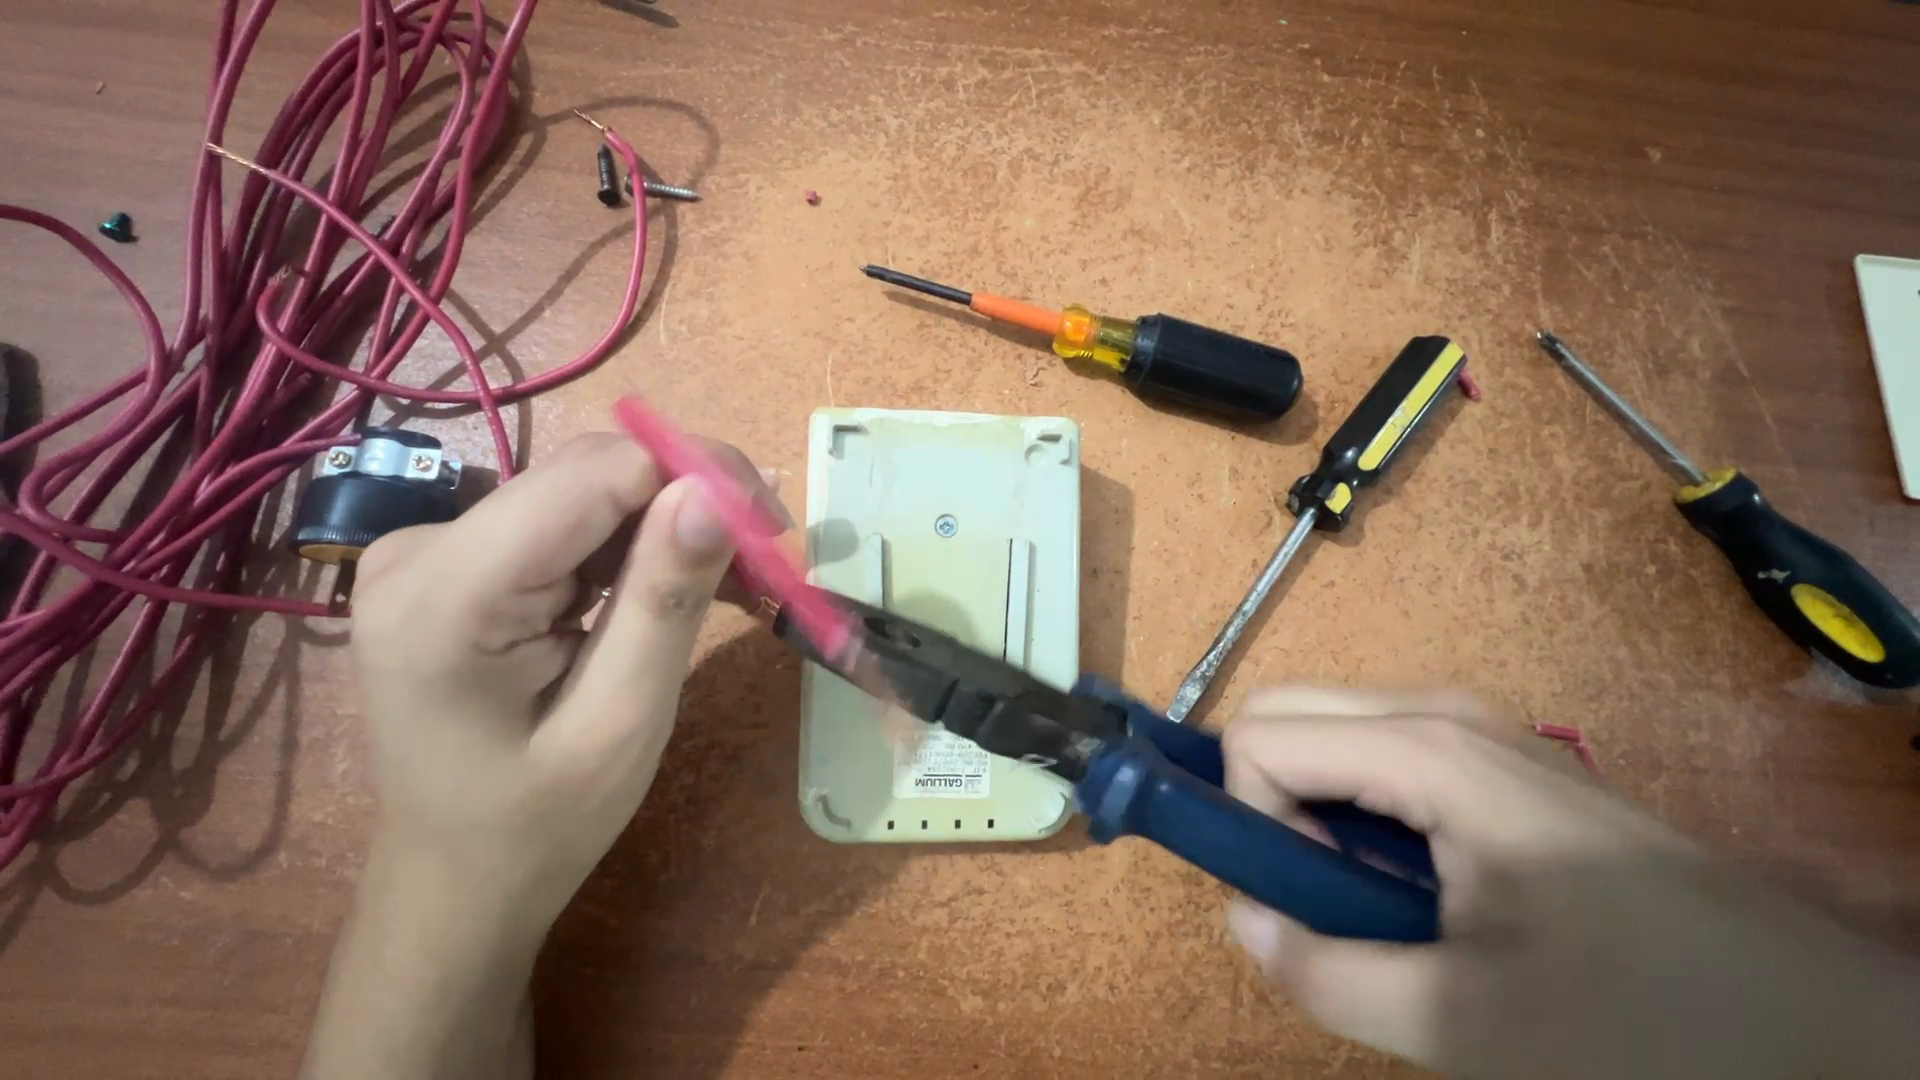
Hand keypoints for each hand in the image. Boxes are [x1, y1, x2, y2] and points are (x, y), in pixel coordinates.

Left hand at [347, 431, 785, 926]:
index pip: (592, 474)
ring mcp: (436, 551)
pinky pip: (571, 525)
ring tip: (742, 580)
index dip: (695, 475)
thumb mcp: (623, 720)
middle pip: (589, 475)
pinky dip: (639, 546)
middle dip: (692, 500)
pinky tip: (683, 582)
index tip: (774, 526)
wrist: (459, 881)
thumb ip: (665, 600)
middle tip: (771, 558)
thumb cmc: (542, 824)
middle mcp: (424, 546)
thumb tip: (714, 492)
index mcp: (446, 592)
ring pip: (589, 494)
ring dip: (674, 524)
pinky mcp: (461, 563)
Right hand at [1222, 687, 1919, 1079]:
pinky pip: (1371, 750)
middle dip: (1268, 799)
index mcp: (1425, 750)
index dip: (1250, 818)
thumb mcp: (1467, 1025)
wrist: (1823, 1020)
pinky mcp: (1490, 751)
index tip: (1304, 897)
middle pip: (1281, 713)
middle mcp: (1436, 709)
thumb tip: (1240, 917)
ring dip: (1313, 808)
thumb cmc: (1646, 1018)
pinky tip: (1418, 879)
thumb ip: (1325, 975)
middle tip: (1325, 891)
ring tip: (1379, 899)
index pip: (1258, 738)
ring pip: (1321, 729)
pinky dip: (1354, 807)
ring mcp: (1469, 724)